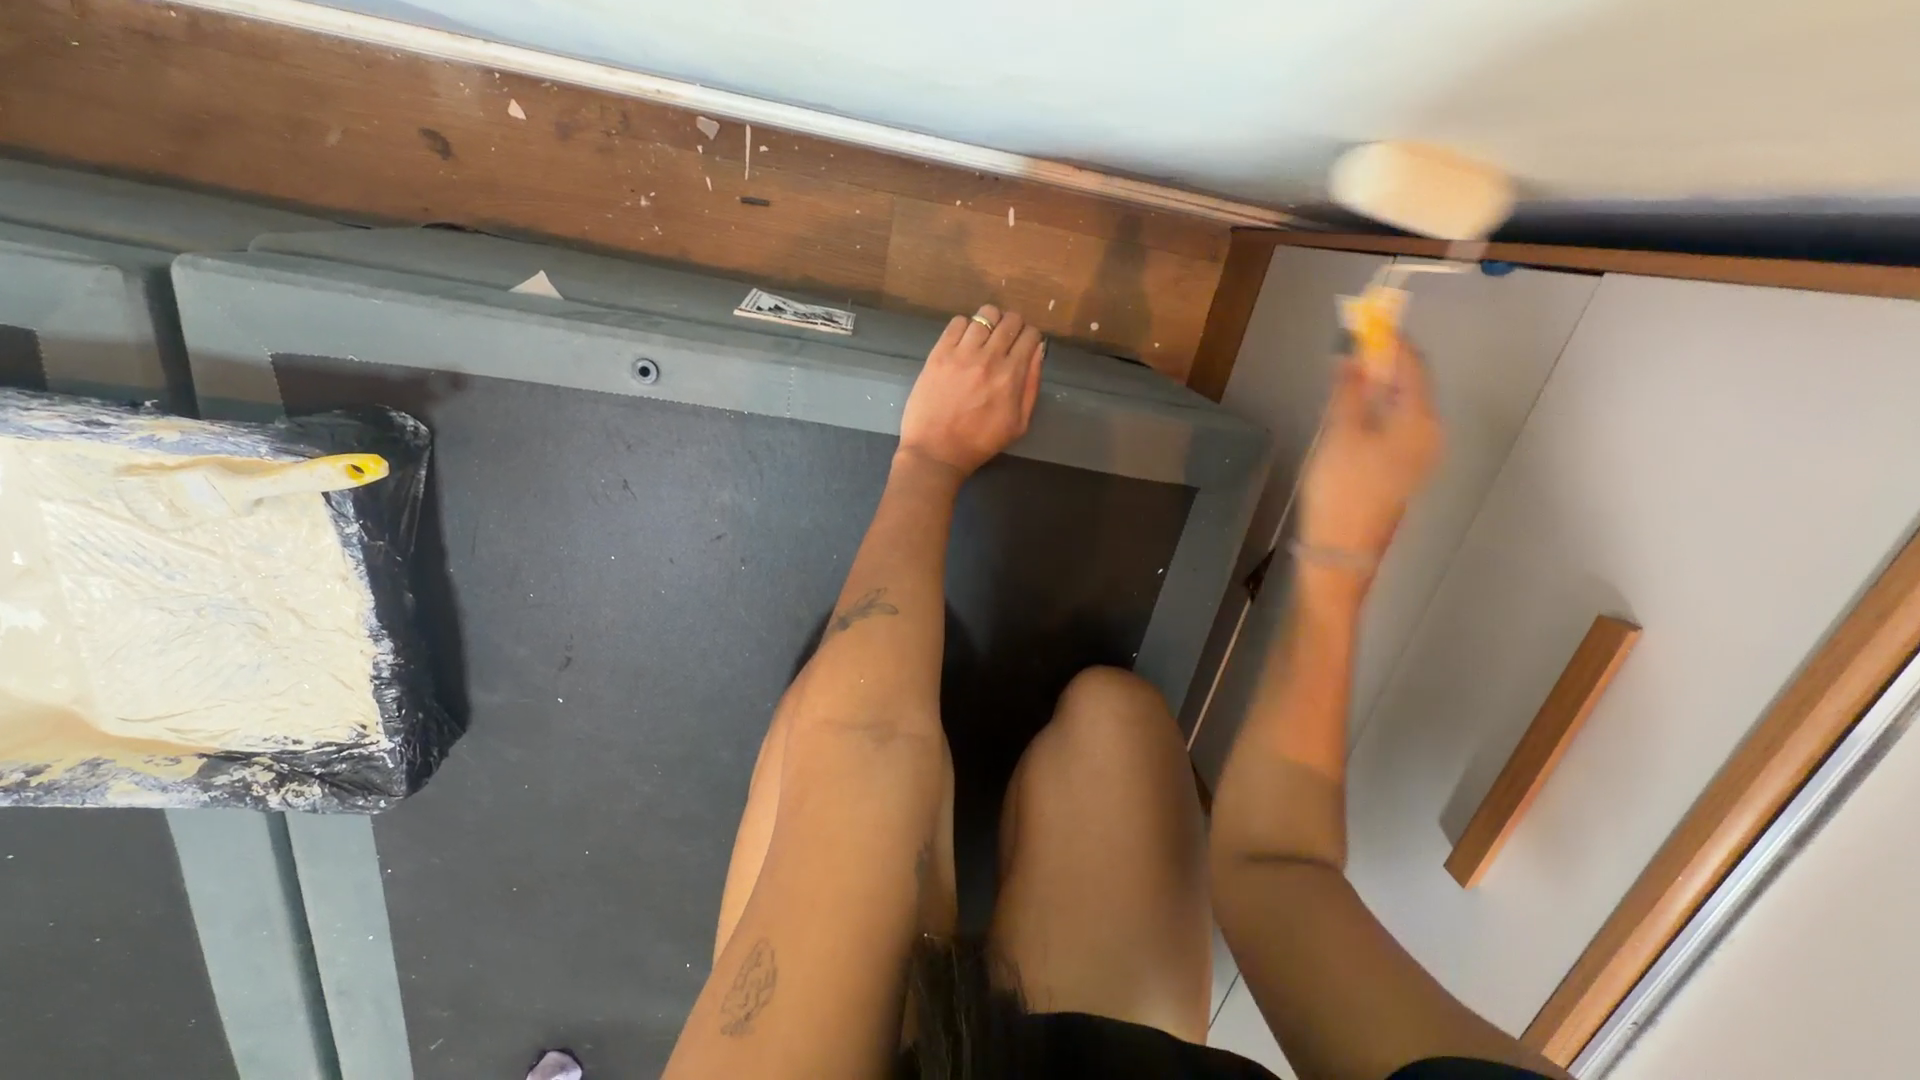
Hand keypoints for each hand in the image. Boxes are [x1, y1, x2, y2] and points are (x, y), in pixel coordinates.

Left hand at [898, 304, 1045, 477]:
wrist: (936, 451)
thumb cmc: (980, 442)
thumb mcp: (1019, 424)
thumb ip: (1031, 385)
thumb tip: (1037, 353)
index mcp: (1012, 375)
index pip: (1030, 335)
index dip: (1030, 338)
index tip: (1024, 347)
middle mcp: (989, 357)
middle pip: (1010, 320)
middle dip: (1013, 327)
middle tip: (1005, 341)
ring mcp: (961, 353)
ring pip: (985, 315)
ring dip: (990, 323)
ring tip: (984, 338)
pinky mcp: (938, 353)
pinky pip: (957, 322)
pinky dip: (965, 327)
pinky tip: (964, 342)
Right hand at [1298, 338, 1442, 563]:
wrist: (1343, 549)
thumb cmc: (1342, 487)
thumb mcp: (1339, 433)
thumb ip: (1348, 389)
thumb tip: (1352, 356)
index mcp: (1420, 419)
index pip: (1412, 365)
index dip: (1389, 341)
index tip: (1363, 324)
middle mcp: (1431, 434)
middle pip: (1411, 385)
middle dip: (1382, 365)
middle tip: (1349, 355)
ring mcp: (1422, 456)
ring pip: (1404, 408)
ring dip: (1379, 390)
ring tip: (1345, 385)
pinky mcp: (1407, 471)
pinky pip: (1399, 428)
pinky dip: (1380, 413)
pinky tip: (1353, 418)